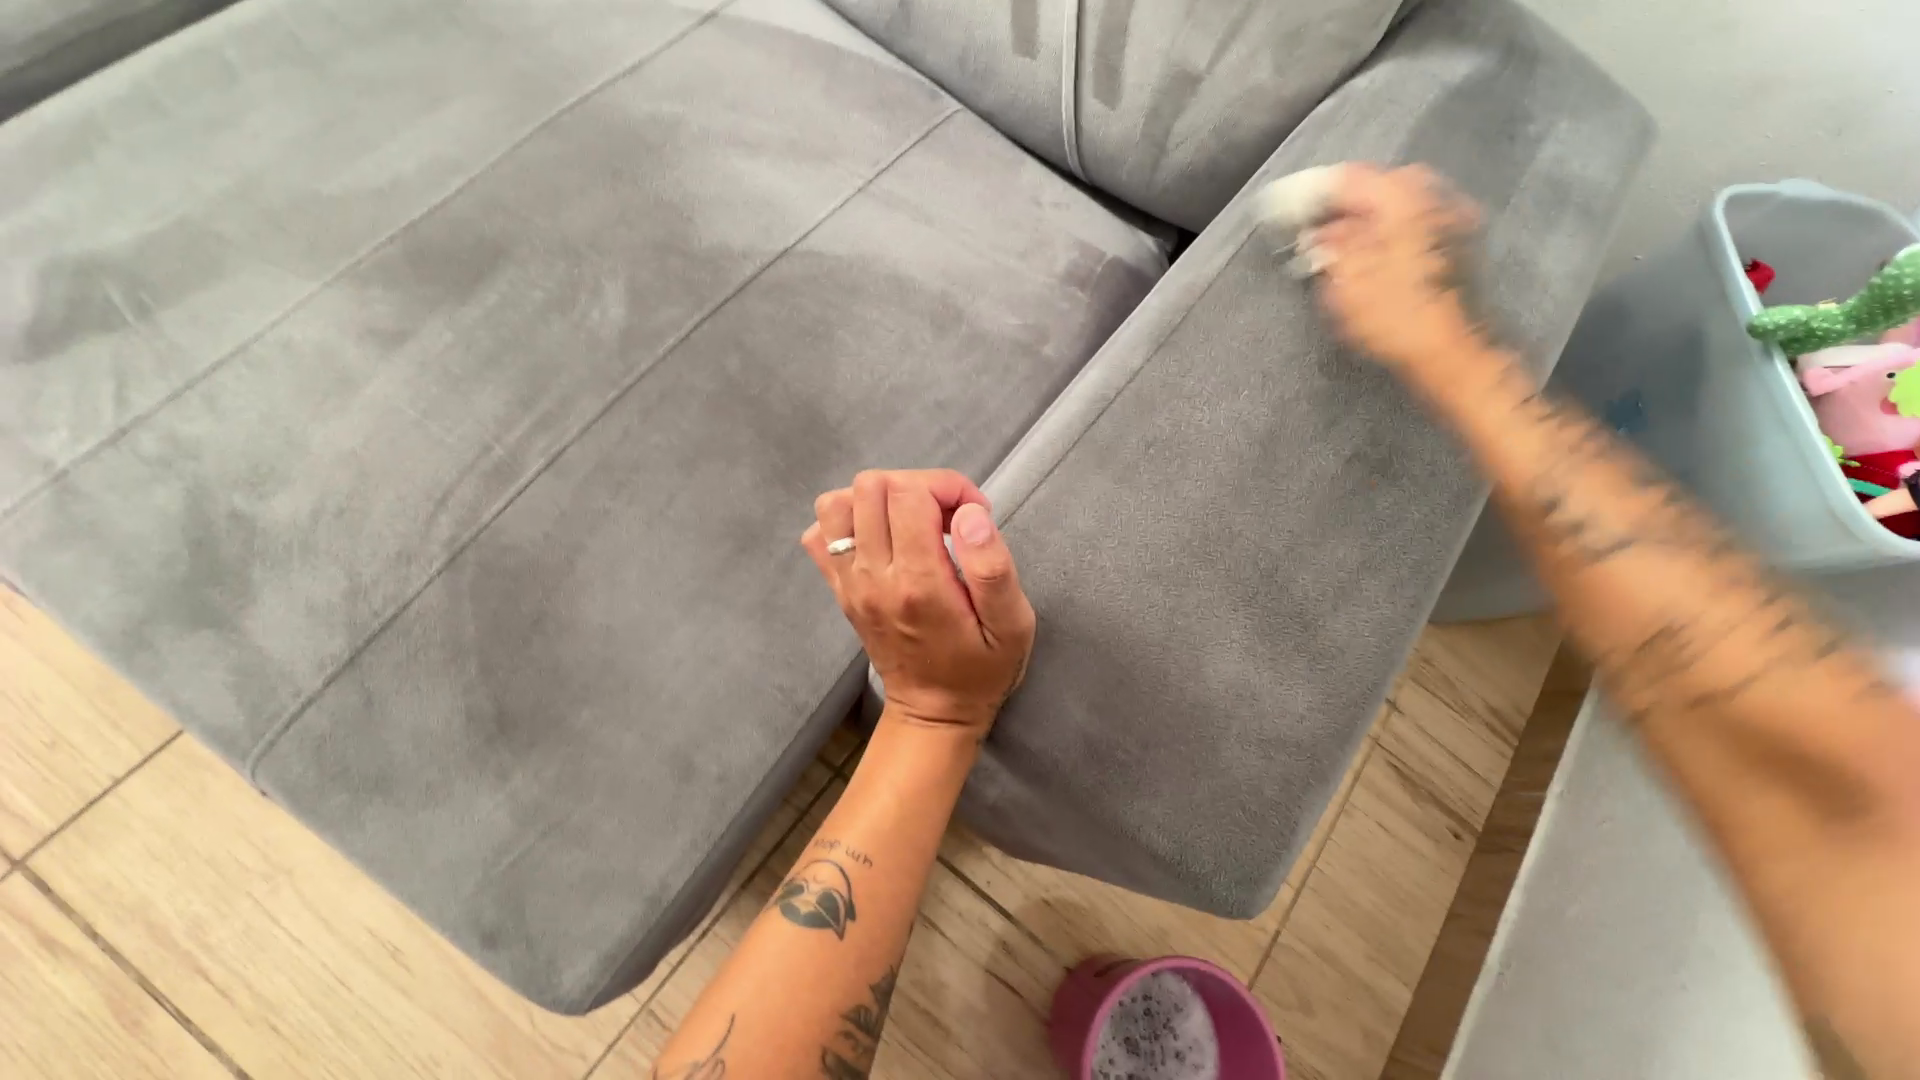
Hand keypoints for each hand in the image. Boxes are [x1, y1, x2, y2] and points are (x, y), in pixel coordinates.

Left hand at [801, 469, 1036, 733]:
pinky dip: (846, 521)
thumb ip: (994, 567)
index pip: (911, 494)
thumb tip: (970, 513)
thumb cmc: (980, 669)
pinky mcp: (839, 591)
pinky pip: (819, 535)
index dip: (947, 486)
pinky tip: (880, 537)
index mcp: (919, 582)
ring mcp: (849, 583)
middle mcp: (873, 577)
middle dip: (915, 485)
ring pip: (836, 503)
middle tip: (944, 515)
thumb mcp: (1012, 625)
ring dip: (878, 498)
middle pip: (871, 487)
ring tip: (911, 521)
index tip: (973, 512)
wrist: (932, 714)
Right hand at [1300, 164, 1498, 375]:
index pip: (1349, 177)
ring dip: (1370, 217)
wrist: (1453, 352)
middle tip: (1318, 226)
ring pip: (1402, 201)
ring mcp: (1452, 218)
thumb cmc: (1396, 319)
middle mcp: (1431, 198)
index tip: (1290, 208)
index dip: (1314, 192)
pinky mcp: (1460, 242)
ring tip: (1342, 245)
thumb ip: (1329, 248)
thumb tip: (1320, 232)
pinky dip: (1391, 230)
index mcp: (1401, 201)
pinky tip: (1374, 255)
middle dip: (1347, 202)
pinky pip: (1416, 221)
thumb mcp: (1346, 285)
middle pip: (1381, 183)